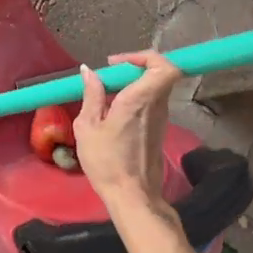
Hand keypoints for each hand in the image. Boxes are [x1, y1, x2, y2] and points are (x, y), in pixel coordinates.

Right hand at [74, 51, 180, 214]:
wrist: (133, 196)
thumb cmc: (106, 161)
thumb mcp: (87, 127)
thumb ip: (91, 96)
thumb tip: (89, 71)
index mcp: (140, 100)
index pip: (165, 67)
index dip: (145, 56)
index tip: (117, 63)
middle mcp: (157, 106)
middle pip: (159, 73)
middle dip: (132, 67)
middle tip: (107, 77)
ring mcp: (162, 118)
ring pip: (155, 88)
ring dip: (132, 84)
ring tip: (106, 95)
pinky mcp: (160, 129)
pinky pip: (151, 102)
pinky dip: (135, 98)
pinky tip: (113, 112)